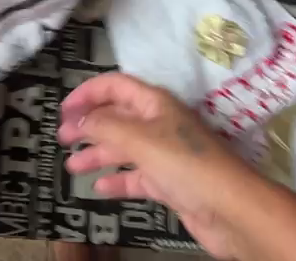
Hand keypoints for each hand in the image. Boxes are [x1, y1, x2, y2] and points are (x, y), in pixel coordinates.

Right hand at [58, 73, 253, 259]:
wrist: (233, 210)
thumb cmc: (185, 165)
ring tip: (72, 166)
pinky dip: (117, 180)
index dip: (87, 93)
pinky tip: (99, 189)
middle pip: (116, 117)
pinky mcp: (170, 183)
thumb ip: (104, 126)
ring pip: (123, 148)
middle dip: (88, 126)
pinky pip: (136, 177)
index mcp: (153, 103)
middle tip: (62, 139)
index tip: (64, 109)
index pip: (114, 86)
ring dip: (97, 155)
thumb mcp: (139, 139)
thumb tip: (78, 120)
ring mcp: (164, 154)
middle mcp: (158, 123)